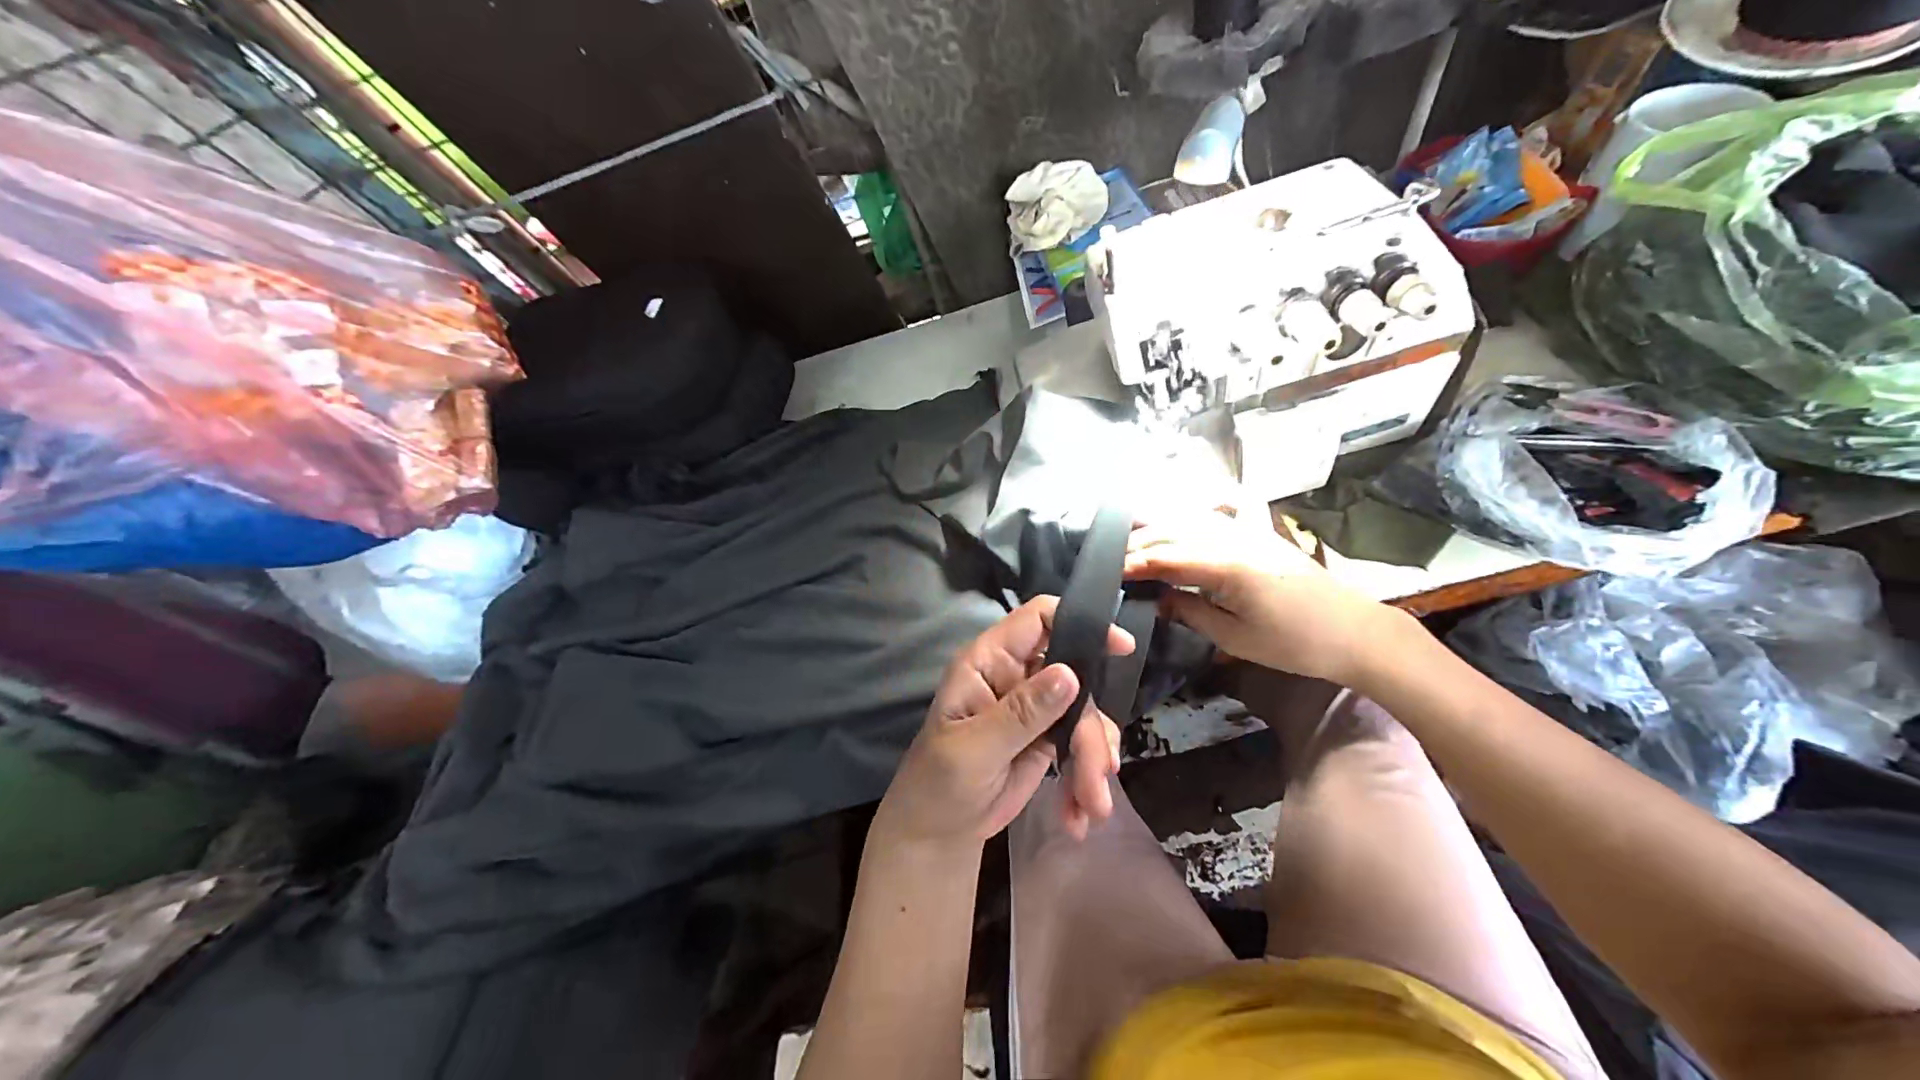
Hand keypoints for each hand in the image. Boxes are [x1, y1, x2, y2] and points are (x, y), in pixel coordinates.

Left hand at [875, 597, 1134, 849]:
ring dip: (1093, 759)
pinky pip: (1083, 744)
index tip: (1119, 645)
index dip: (1078, 621)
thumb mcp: (975, 749)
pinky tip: (1079, 814)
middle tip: (1098, 770)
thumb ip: (1022, 713)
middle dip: (1090, 727)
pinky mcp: (1049, 738)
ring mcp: (1035, 707)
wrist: (938, 831)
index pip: (1036, 619)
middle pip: (1075, 674)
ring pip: (1084, 714)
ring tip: (1091, 804)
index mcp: (988, 662)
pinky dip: (1088, 776)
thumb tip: (1069, 673)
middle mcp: (1015, 676)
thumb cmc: (938, 782)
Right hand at [1124, 510, 1411, 685]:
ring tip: (1131, 543)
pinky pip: (1214, 516)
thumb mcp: (1235, 638)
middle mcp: (1235, 538)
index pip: (1167, 558)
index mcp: (1228, 565)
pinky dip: (1186, 518)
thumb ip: (1189, 612)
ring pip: (1191, 520)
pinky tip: (1175, 521)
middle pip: (1174, 532)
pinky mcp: (1259, 534)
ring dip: (1158, 529)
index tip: (1106, 572)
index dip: (1133, 564)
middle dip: (1139, 543)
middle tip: (1109, 560)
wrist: (1355, 632)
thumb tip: (1155, 600)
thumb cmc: (1294, 643)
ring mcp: (1249, 532)